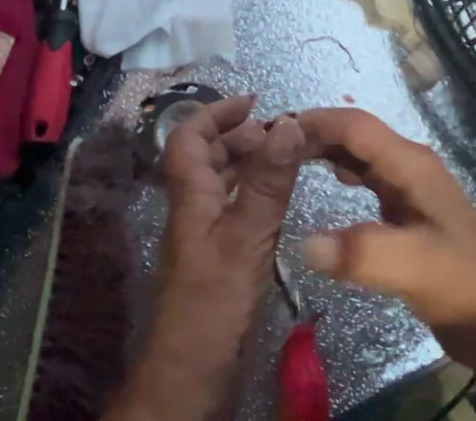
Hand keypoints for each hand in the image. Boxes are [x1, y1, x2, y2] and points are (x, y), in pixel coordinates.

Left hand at [113, 96, 303, 420]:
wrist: (192, 373)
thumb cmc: (214, 302)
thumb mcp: (246, 235)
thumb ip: (268, 181)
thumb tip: (287, 121)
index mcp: (190, 197)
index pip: (188, 139)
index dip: (215, 113)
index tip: (254, 101)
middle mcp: (193, 210)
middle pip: (206, 158)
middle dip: (239, 135)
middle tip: (280, 131)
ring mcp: (205, 236)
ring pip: (221, 183)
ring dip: (248, 162)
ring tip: (285, 156)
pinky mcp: (220, 259)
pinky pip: (235, 209)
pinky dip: (255, 192)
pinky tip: (280, 199)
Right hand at [294, 108, 475, 380]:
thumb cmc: (464, 285)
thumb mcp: (416, 268)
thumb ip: (365, 253)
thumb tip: (306, 244)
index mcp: (413, 166)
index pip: (357, 127)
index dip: (315, 123)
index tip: (271, 130)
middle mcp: (410, 167)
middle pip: (356, 135)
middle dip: (314, 134)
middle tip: (267, 146)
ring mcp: (410, 189)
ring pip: (361, 156)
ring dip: (326, 152)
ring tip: (285, 160)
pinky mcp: (406, 213)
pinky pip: (368, 181)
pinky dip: (340, 175)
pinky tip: (323, 186)